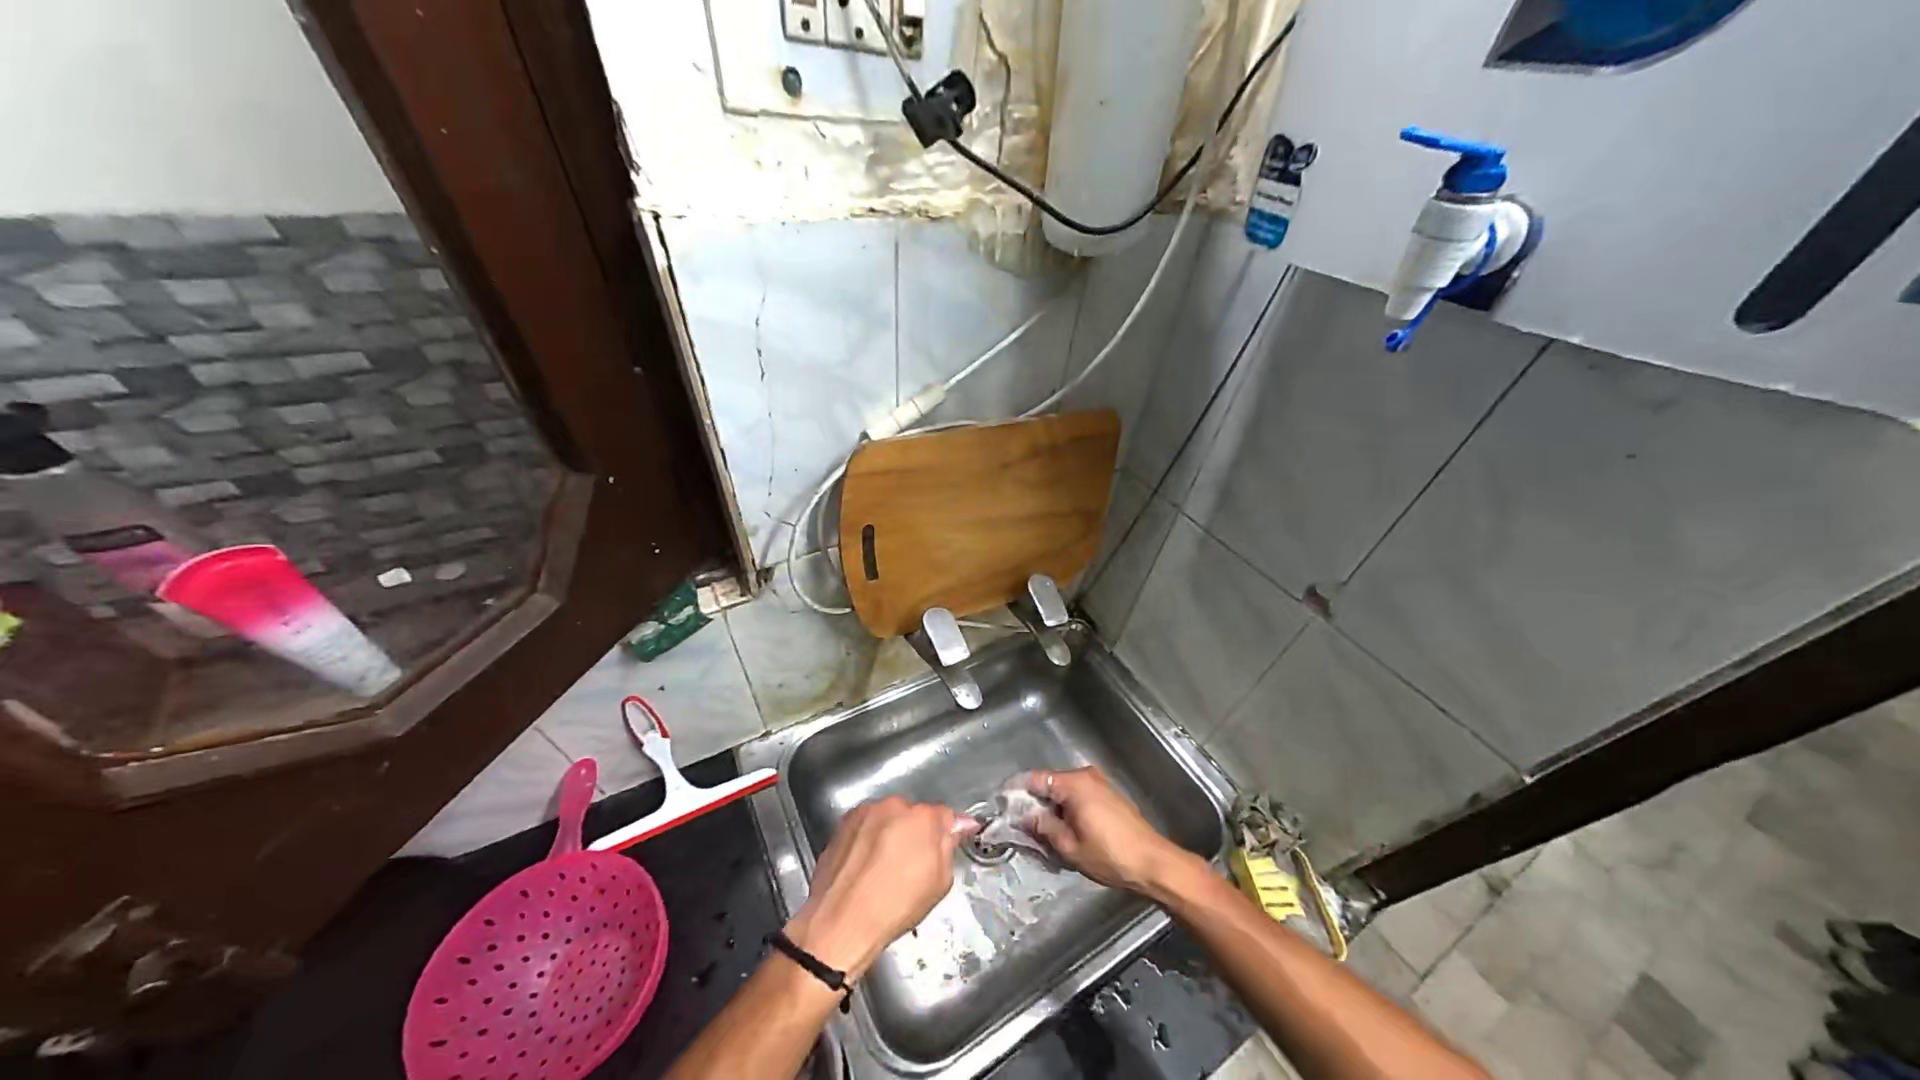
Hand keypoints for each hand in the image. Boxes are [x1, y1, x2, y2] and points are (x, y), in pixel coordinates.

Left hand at [784, 796, 977, 980]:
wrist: (841, 921)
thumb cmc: (894, 907)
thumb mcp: (939, 883)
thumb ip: (948, 848)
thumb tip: (954, 829)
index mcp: (923, 818)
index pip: (946, 815)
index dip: (950, 831)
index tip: (951, 841)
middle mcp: (894, 806)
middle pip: (914, 814)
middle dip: (917, 833)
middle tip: (914, 864)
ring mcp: (866, 812)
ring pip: (889, 818)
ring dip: (891, 834)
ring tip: (885, 868)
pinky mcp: (843, 823)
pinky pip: (866, 826)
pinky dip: (869, 839)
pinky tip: (866, 866)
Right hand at [1023, 767, 1200, 896]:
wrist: (1153, 863)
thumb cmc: (1110, 856)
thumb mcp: (1069, 846)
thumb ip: (1042, 827)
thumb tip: (1024, 816)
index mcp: (1073, 783)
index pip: (1034, 778)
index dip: (1016, 791)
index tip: (1003, 805)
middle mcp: (1085, 776)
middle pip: (1048, 784)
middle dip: (1033, 803)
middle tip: (1021, 826)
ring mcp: (1099, 784)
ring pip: (1063, 791)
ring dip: (1051, 809)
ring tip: (1042, 834)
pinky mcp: (1108, 795)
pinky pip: (1078, 796)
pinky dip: (1067, 809)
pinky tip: (1065, 831)